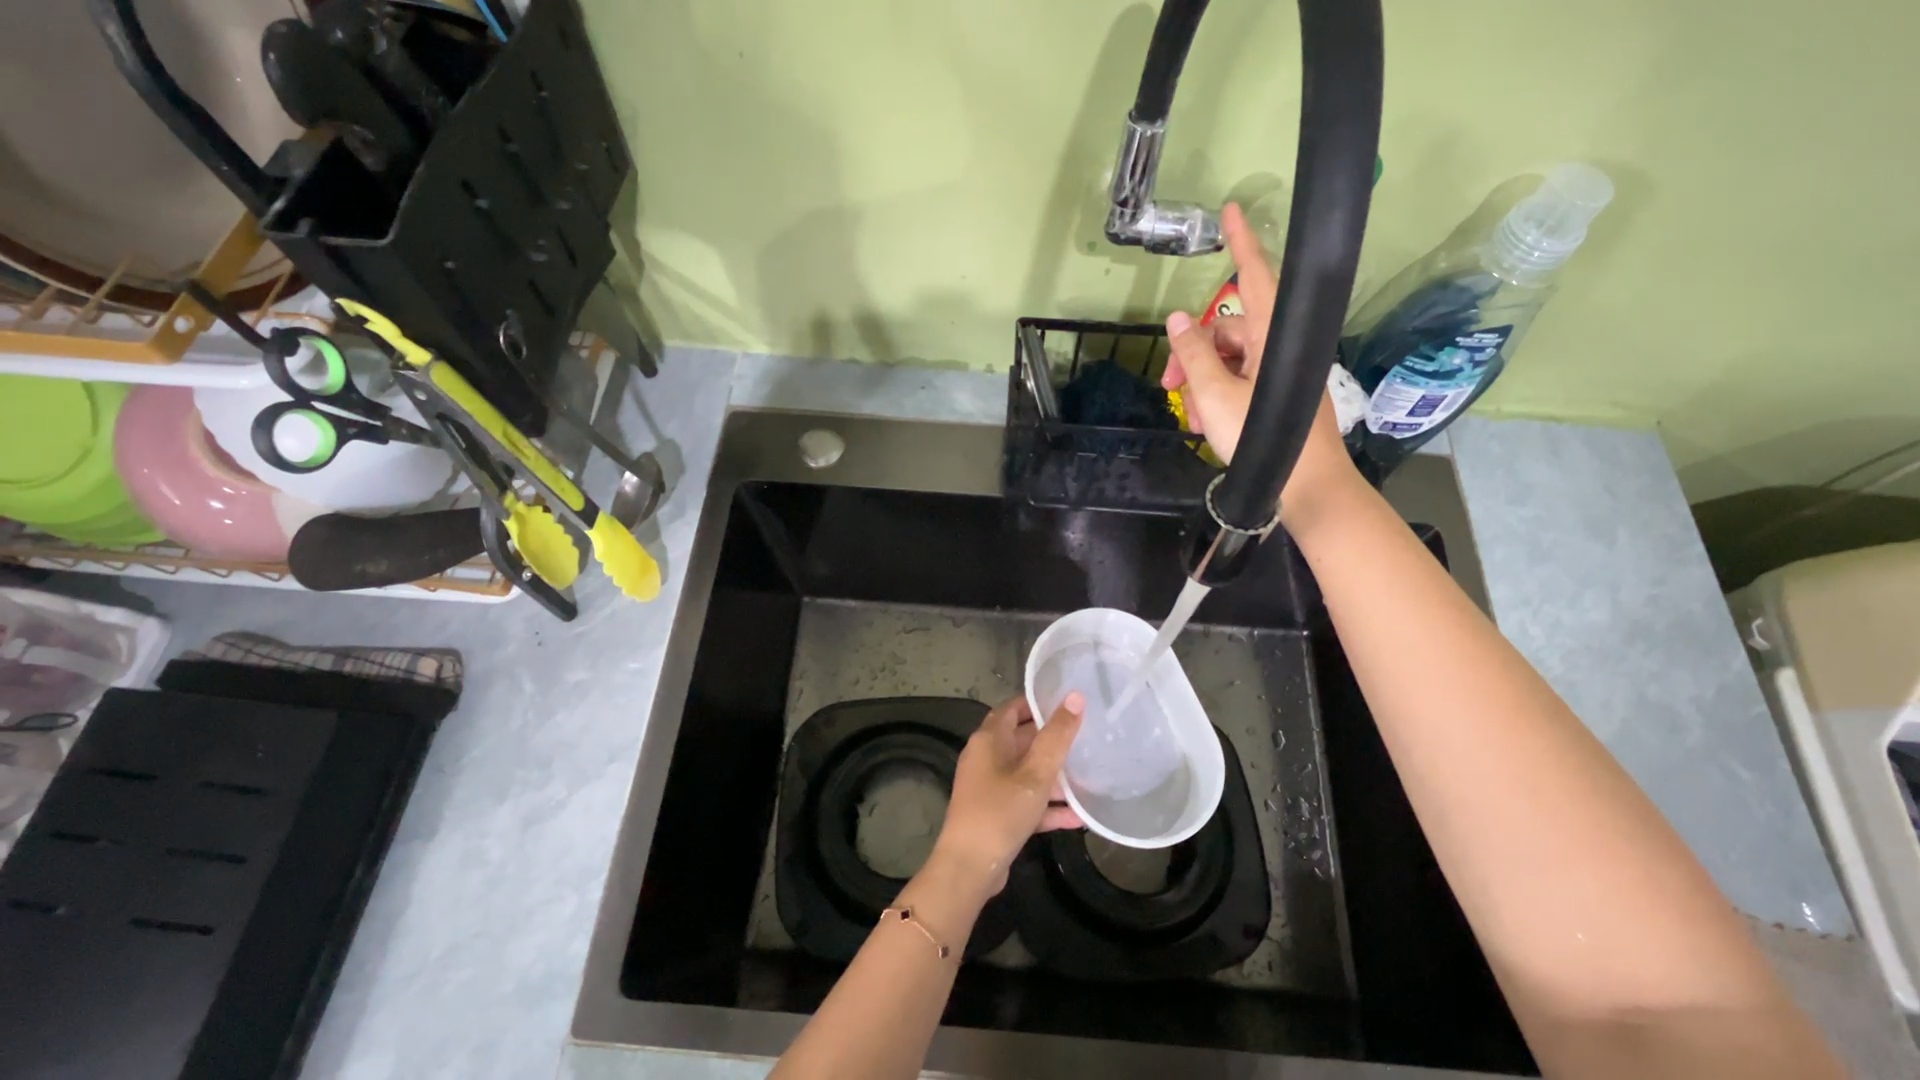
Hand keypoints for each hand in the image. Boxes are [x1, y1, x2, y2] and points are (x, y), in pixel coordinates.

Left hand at [934, 694, 1084, 894]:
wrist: (970, 868)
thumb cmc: (1000, 811)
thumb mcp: (1035, 773)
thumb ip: (1057, 736)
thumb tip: (1075, 697)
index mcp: (989, 740)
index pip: (1014, 708)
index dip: (1039, 702)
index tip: (1070, 703)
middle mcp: (986, 759)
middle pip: (1022, 740)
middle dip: (1053, 741)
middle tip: (1088, 737)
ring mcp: (990, 789)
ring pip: (1027, 774)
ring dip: (1055, 778)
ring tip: (1091, 776)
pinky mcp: (997, 815)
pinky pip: (1027, 803)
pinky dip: (1049, 808)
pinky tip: (1079, 817)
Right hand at [1160, 202, 1360, 532]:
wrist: (1304, 484)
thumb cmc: (1262, 436)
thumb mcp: (1215, 395)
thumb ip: (1193, 355)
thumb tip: (1178, 319)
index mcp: (1271, 337)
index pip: (1253, 278)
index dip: (1242, 244)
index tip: (1233, 210)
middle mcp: (1279, 347)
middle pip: (1228, 329)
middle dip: (1193, 350)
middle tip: (1170, 385)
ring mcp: (1279, 373)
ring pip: (1230, 359)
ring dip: (1202, 380)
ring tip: (1189, 414)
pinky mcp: (1278, 396)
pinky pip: (1241, 381)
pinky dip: (1218, 394)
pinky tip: (1205, 422)